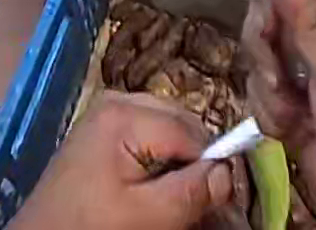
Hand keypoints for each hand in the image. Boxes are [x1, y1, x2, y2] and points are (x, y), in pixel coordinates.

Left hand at [9, 92, 234, 229]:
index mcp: (124, 113)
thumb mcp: (142, 218)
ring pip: (169, 126)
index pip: (189, 131)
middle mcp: (119, 99)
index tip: (225, 202)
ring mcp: (110, 110)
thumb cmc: (87, 228)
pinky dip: (163, 157)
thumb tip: (228, 173)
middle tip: (207, 205)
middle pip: (181, 122)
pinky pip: (149, 131)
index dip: (212, 166)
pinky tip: (161, 187)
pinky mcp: (105, 126)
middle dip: (198, 161)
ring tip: (184, 199)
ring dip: (183, 160)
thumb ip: (186, 193)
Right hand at [241, 0, 315, 229]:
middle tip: (277, 81)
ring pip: (258, 49)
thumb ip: (314, 25)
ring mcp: (303, 64)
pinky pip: (257, 86)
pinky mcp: (288, 96)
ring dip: (266, 87)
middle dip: (263, 48)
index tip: (268, 32)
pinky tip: (289, 129)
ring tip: (291, 114)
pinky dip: (267, 110)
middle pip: (268, 8)